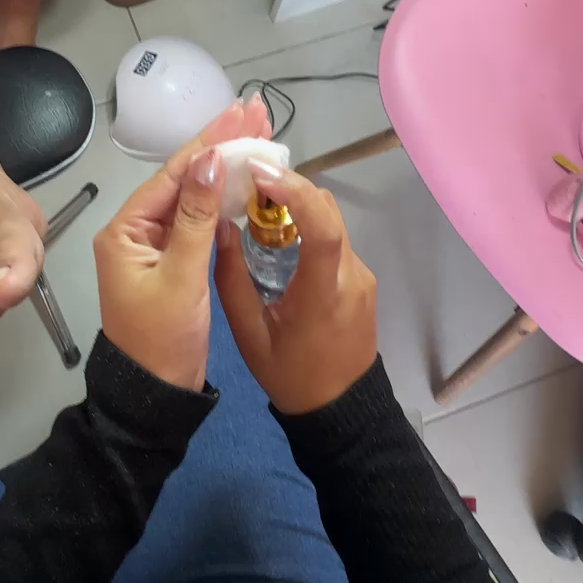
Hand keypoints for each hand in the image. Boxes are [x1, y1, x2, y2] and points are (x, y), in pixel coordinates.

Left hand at [94, 97, 272, 389]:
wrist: (157, 394)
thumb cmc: (163, 338)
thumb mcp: (182, 276)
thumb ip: (196, 217)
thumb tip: (208, 159)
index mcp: (126, 231)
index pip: (171, 175)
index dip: (207, 143)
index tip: (238, 113)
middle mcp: (137, 231)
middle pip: (183, 180)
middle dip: (218, 146)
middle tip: (254, 111)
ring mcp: (157, 246)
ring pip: (193, 198)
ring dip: (223, 168)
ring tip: (257, 134)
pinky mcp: (175, 261)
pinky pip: (199, 221)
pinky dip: (222, 200)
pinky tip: (244, 179)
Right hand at [215, 163, 378, 413]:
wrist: (341, 409)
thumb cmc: (290, 375)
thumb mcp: (248, 334)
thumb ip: (232, 280)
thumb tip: (220, 227)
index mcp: (325, 292)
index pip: (322, 226)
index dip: (294, 192)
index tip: (260, 172)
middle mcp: (352, 276)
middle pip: (328, 212)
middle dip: (290, 188)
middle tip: (249, 184)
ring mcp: (362, 276)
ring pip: (333, 221)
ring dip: (298, 205)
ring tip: (259, 206)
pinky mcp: (362, 279)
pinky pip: (335, 239)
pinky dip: (308, 225)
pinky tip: (280, 235)